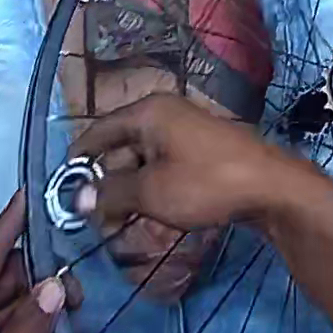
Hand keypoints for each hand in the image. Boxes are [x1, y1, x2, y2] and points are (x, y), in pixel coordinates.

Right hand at [71, 94, 306, 230]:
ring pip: (142, 156)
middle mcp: (162, 112)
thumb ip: (112, 193)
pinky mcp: (199, 147)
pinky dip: (150, 183)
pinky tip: (148, 210)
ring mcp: (183, 128)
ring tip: (119, 220)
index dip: (80, 154)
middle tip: (95, 214)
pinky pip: (162, 161)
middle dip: (107, 178)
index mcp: (147, 112)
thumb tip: (79, 196)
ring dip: (129, 186)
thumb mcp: (152, 191)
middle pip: (121, 143)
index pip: (100, 129)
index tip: (63, 180)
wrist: (269, 186)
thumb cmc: (204, 182)